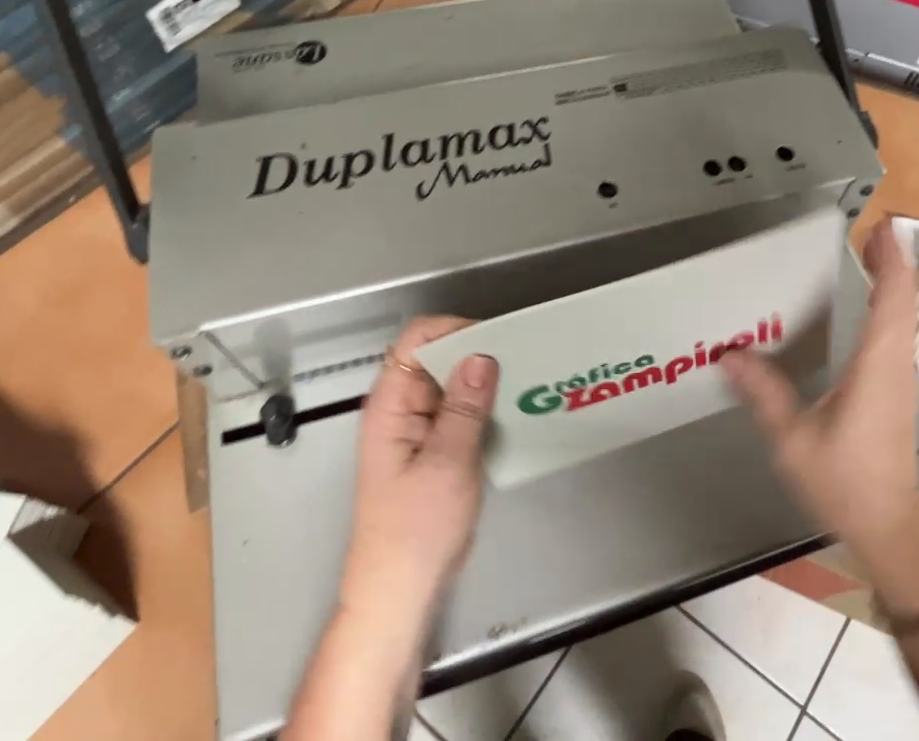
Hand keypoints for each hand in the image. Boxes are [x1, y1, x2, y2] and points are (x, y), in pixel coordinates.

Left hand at [345, 316, 498, 607]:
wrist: (400, 589)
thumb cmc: (416, 529)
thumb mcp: (446, 463)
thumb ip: (465, 407)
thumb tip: (482, 354)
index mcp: (390, 404)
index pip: (417, 340)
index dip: (456, 330)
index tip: (500, 341)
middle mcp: (401, 408)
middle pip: (436, 357)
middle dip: (477, 351)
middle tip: (524, 359)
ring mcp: (417, 429)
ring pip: (451, 384)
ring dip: (484, 380)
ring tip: (527, 380)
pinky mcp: (434, 448)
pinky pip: (459, 411)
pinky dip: (484, 405)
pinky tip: (514, 410)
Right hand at [723, 219, 918, 614]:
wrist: (888, 525)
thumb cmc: (844, 483)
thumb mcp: (793, 440)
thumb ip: (764, 394)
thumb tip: (731, 354)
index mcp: (875, 368)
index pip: (891, 301)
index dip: (890, 260)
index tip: (880, 227)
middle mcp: (895, 366)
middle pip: (904, 302)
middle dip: (892, 262)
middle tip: (871, 232)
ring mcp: (901, 380)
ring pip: (906, 319)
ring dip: (894, 284)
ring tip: (872, 258)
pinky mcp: (897, 393)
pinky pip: (900, 336)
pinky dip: (891, 308)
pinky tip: (871, 310)